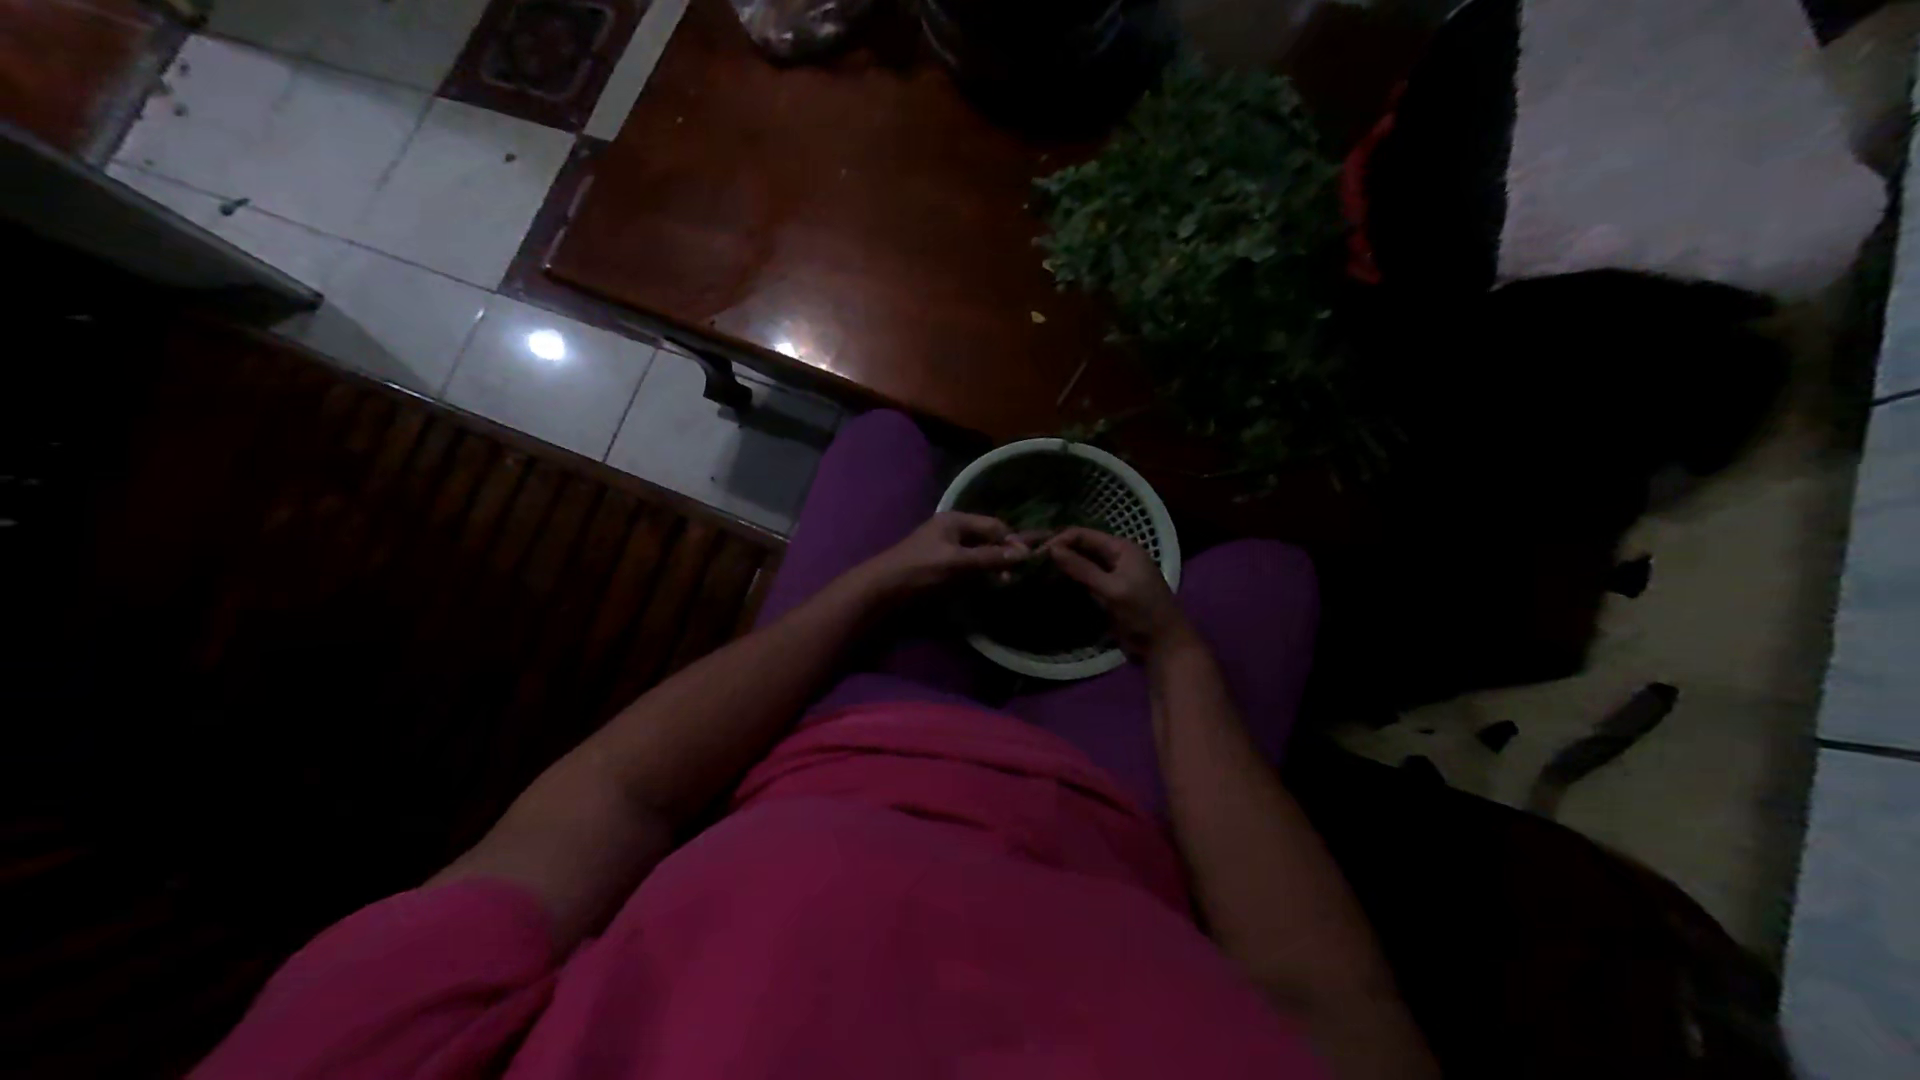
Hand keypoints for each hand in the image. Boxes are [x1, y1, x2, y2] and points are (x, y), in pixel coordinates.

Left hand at [861, 512, 1030, 599]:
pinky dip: (979, 575)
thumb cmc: (920, 570)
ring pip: (979, 555)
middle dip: (1003, 555)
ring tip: (1005, 582)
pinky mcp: (941, 567)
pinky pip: (968, 567)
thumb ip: (990, 557)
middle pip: (987, 539)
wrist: (882, 591)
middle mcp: (952, 530)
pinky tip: (987, 586)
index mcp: (956, 520)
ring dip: (992, 567)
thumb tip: (1024, 553)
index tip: (1027, 560)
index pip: (994, 525)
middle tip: (1017, 575)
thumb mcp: (958, 562)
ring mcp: (946, 549)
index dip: (1011, 541)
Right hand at [1046, 528, 1194, 658]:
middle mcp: (1116, 557)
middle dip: (1058, 551)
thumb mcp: (1112, 589)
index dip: (1059, 540)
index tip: (1035, 552)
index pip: (1083, 535)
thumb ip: (1082, 569)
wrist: (1163, 645)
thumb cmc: (1142, 613)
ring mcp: (1112, 575)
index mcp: (1122, 548)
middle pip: (1081, 547)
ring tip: (1035, 570)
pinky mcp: (1107, 592)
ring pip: (1081, 564)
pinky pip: (1084, 580)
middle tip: (1031, 559)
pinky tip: (1051, 583)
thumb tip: (1052, 549)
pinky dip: (1069, 579)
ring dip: (1062, 565)